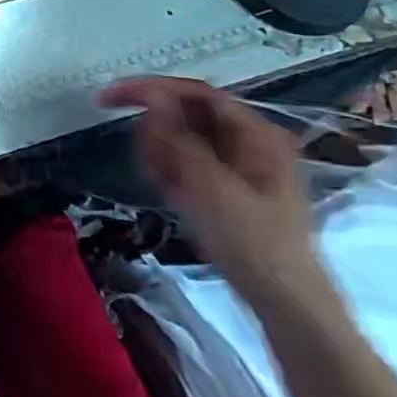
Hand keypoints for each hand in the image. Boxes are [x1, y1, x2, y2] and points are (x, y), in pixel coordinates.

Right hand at [101, 76, 319, 299]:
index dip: (151, 89)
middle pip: (185, 115)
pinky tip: (169, 194)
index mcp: (255, 132)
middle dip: (159, 134)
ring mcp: (234, 164)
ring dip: (162, 156)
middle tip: (149, 164)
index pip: (195, 93)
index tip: (109, 99)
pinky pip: (186, 165)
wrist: (286, 306)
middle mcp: (245, 141)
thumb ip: (180, 140)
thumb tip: (153, 96)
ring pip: (181, 141)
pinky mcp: (222, 187)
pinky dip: (171, 173)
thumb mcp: (214, 189)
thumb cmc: (256, 244)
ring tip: (166, 187)